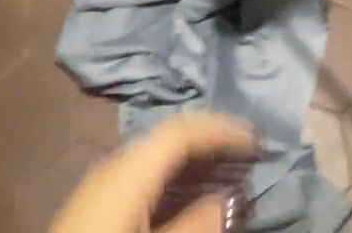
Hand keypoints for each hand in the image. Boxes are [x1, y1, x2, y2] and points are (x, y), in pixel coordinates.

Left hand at [48, 114, 257, 232]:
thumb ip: (193, 225)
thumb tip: (227, 199)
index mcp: (128, 170)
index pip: (181, 130)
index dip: (222, 128)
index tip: (256, 137)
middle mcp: (114, 164)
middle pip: (170, 139)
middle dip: (211, 143)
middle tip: (249, 154)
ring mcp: (101, 184)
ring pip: (157, 158)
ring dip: (193, 163)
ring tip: (228, 175)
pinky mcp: (95, 205)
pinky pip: (144, 177)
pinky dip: (173, 180)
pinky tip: (189, 199)